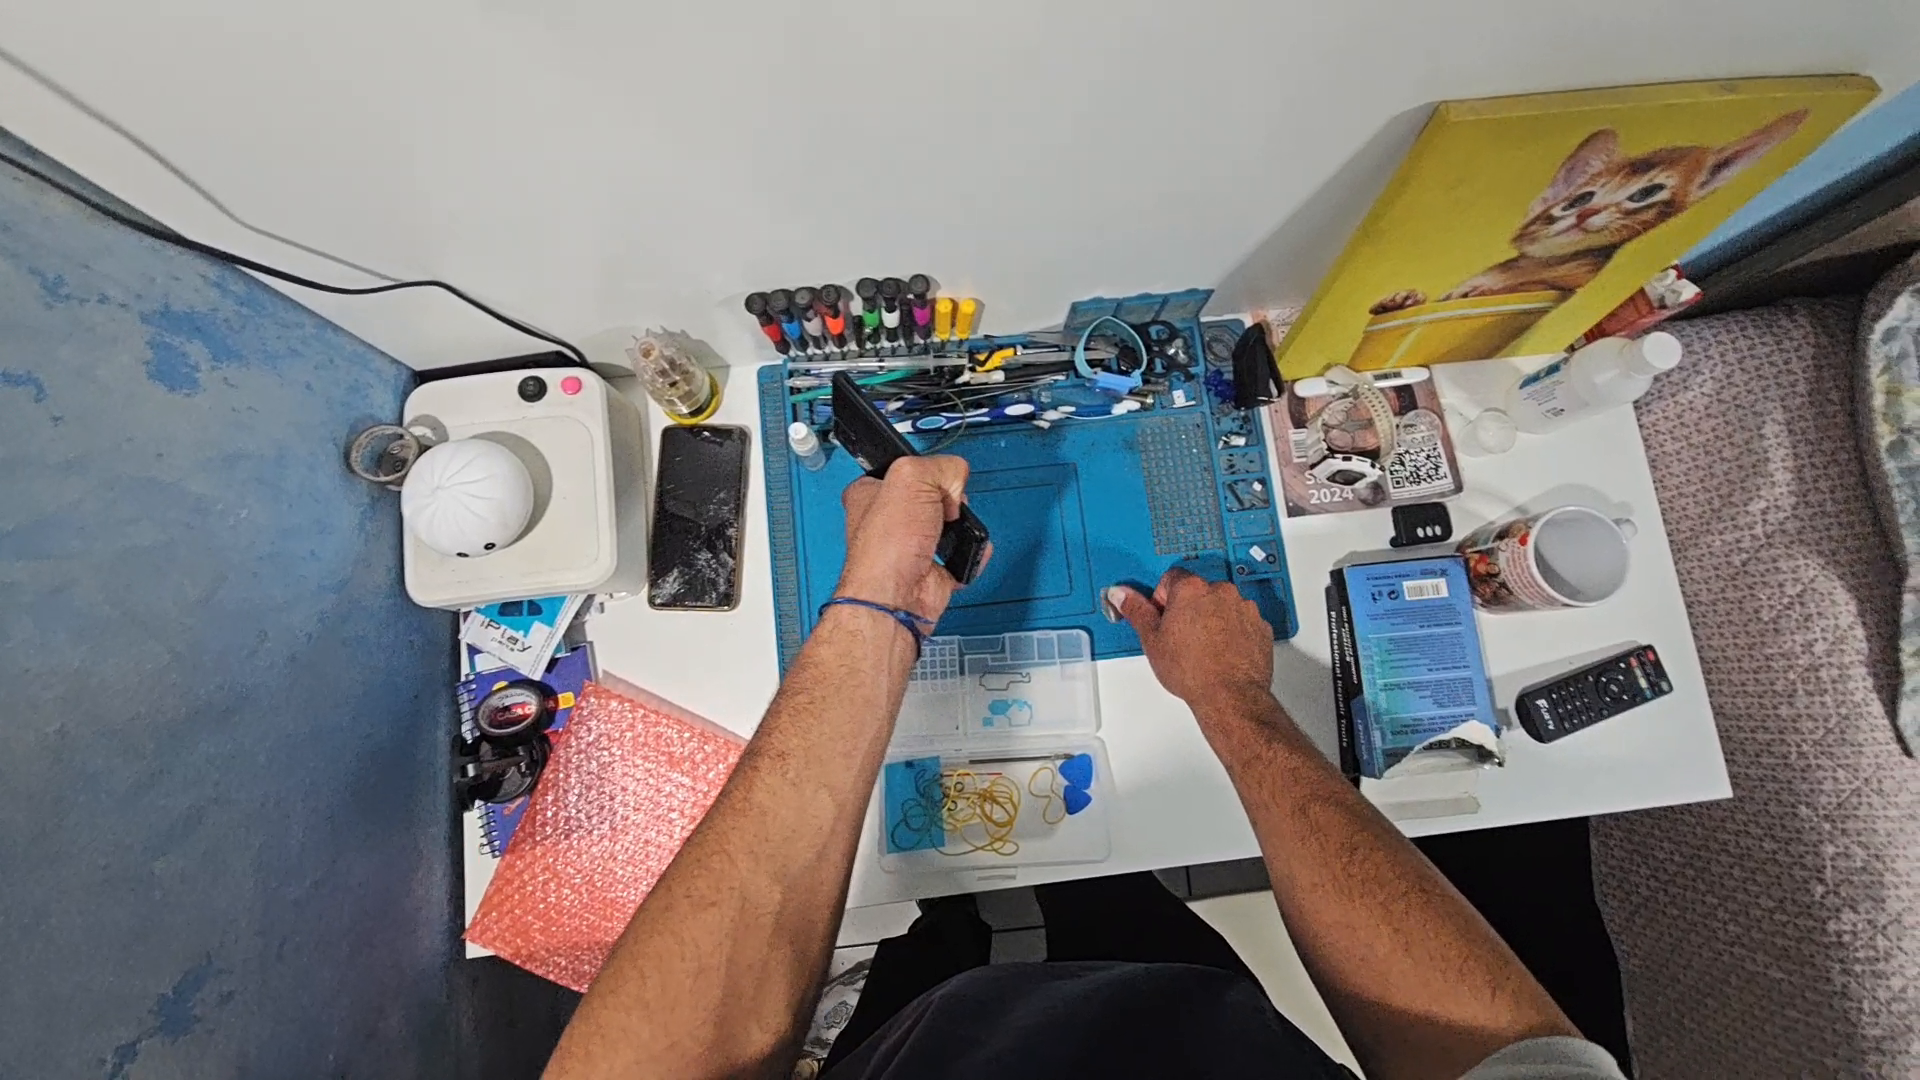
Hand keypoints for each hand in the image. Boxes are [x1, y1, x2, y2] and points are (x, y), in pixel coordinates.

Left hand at [836, 456, 987, 623]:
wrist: (897, 598)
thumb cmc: (887, 544)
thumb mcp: (912, 477)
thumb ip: (940, 466)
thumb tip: (956, 483)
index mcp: (871, 493)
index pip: (906, 469)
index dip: (927, 470)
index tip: (934, 478)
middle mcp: (888, 521)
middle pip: (934, 496)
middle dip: (949, 500)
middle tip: (945, 508)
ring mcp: (910, 547)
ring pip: (950, 525)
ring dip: (964, 526)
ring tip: (956, 531)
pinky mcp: (930, 570)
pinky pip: (962, 554)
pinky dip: (972, 553)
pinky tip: (970, 549)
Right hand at [1112, 569, 1273, 717]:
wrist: (1230, 696)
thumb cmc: (1192, 670)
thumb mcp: (1152, 640)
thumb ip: (1136, 610)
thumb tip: (1120, 593)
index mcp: (1191, 589)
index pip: (1171, 577)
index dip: (1163, 598)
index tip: (1163, 617)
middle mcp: (1221, 592)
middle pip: (1198, 590)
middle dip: (1188, 608)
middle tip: (1180, 636)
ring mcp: (1244, 608)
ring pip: (1221, 605)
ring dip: (1212, 618)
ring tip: (1202, 647)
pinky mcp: (1260, 626)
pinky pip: (1241, 621)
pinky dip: (1232, 631)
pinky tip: (1221, 651)